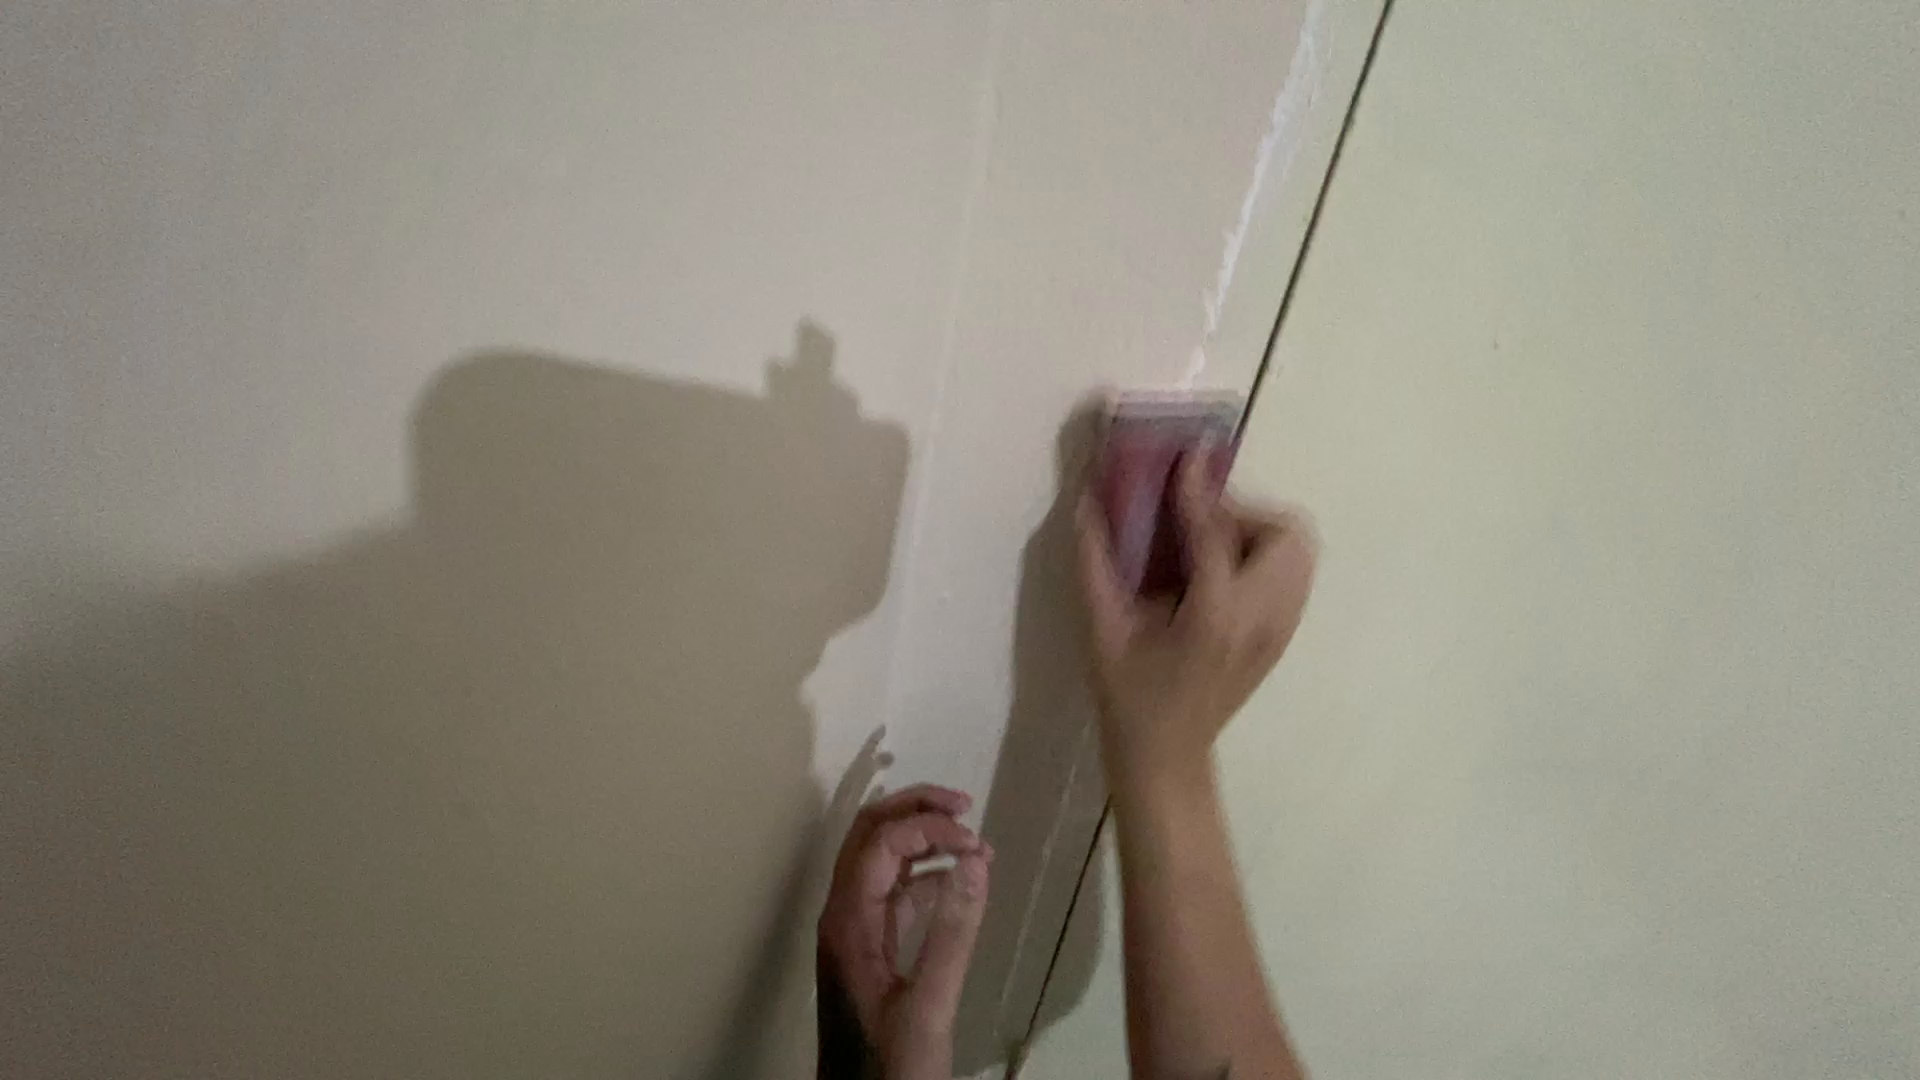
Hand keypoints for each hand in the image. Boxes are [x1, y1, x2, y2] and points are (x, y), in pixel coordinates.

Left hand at [817, 785, 991, 1079]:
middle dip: (915, 808)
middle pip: (869, 832)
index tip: (975, 841)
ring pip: (879, 856)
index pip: (881, 841)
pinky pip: (894, 889)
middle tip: (964, 805)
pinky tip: (959, 878)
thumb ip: (952, 933)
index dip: (928, 826)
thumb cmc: (892, 1068)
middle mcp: (843, 911)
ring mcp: (855, 927)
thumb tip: (977, 857)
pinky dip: (926, 871)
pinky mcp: (871, 945)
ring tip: (972, 840)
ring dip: (922, 837)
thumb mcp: (929, 1006)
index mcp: (848, 919)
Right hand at [1076, 451, 1317, 785]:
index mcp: (1213, 619)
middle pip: (1286, 533)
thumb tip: (1089, 502)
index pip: (1217, 533)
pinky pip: (1292, 573)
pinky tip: (1219, 572)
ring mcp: (1280, 630)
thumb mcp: (1101, 629)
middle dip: (1240, 512)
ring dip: (1255, 531)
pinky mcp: (1282, 635)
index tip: (1188, 454)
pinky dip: (1263, 554)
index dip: (1199, 488)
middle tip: (1193, 523)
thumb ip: (1094, 562)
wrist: (1167, 755)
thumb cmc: (1127, 695)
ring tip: (1206, 546)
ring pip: (1298, 550)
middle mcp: (1262, 620)